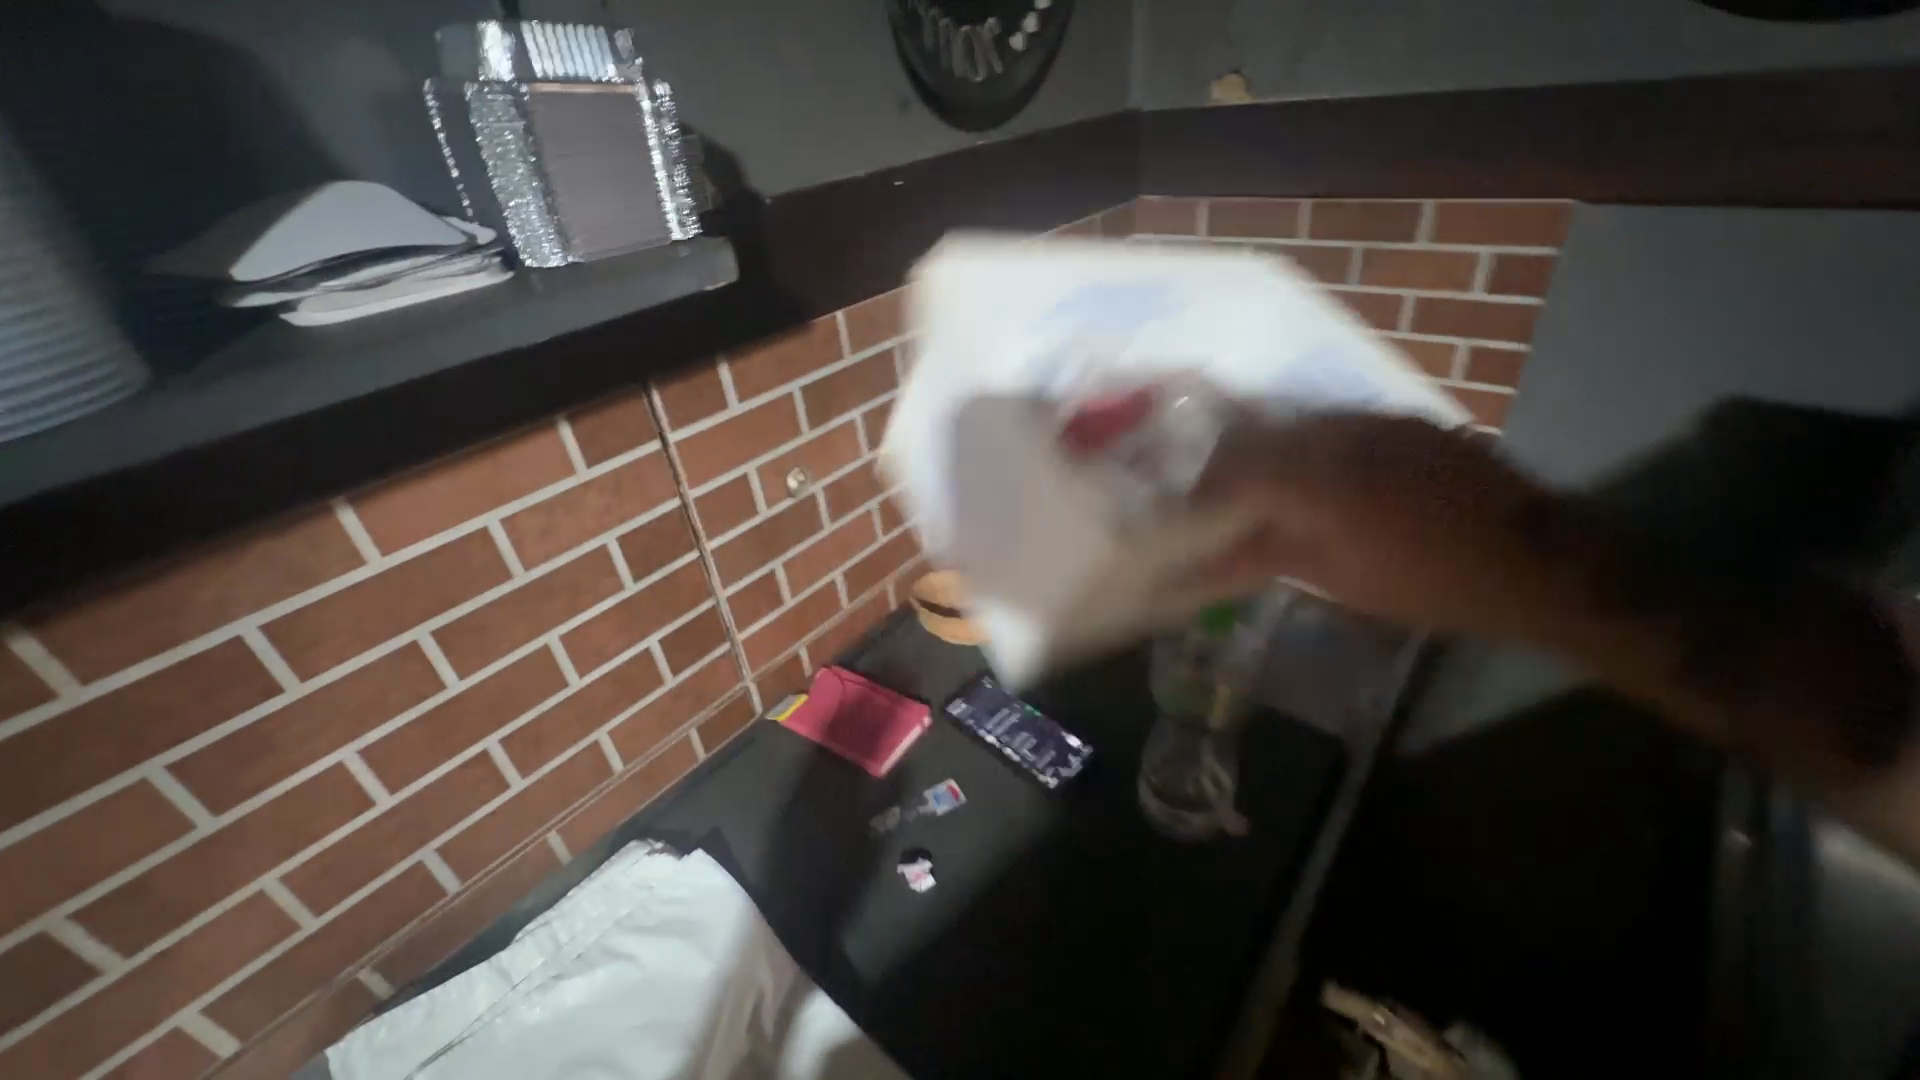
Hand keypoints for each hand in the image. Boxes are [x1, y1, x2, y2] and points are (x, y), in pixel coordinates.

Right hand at [1190, 412, 1567, 639]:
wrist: (1535, 559)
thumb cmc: (1427, 583)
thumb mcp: (1337, 578)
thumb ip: (1263, 557)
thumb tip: (1201, 566)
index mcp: (1315, 477)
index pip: (1232, 469)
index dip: (1205, 492)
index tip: (1194, 518)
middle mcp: (1336, 434)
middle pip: (1258, 439)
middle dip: (1230, 471)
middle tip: (1224, 510)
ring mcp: (1373, 421)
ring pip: (1296, 430)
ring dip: (1272, 459)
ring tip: (1272, 500)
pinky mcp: (1403, 422)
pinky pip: (1336, 429)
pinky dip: (1313, 453)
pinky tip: (1326, 486)